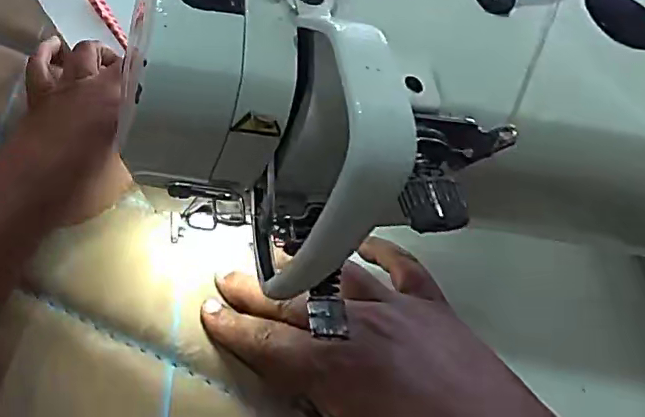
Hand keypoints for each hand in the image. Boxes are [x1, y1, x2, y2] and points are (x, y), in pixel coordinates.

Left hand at [0, 39, 132, 224]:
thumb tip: (139, 152)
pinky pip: (40, 63)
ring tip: (96, 63)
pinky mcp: (39, 94)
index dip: (144, 74)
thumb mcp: (120, 178)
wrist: (27, 191)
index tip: (151, 85)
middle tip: (123, 82)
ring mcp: (63, 87)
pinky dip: (48, 52)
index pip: (137, 73)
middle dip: (119, 65)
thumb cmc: (79, 187)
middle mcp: (92, 87)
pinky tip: (54, 48)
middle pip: (110, 59)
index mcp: (117, 103)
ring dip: (91, 54)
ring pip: (80, 52)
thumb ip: (131, 155)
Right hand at [200, 237, 552, 416]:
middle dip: (253, 289)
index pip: (269, 342)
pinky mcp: (434, 308)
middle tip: (226, 277)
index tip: (210, 313)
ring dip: (303, 262)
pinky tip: (362, 243)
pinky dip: (378, 252)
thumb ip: (320, 411)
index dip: (234, 328)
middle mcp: (361, 327)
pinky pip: (400, 267)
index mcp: (339, 368)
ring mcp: (398, 310)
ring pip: (336, 272)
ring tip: (277, 251)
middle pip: (293, 299)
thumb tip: (294, 401)